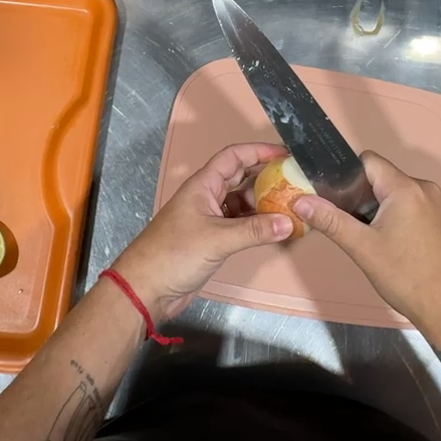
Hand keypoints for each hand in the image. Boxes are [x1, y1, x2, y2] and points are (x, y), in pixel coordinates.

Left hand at [110, 142, 294, 319]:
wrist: (146, 289)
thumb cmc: (175, 253)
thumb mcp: (217, 239)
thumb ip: (254, 230)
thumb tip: (289, 222)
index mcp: (203, 184)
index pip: (234, 156)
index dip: (258, 151)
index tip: (284, 154)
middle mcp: (208, 196)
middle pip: (240, 177)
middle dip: (265, 176)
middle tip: (293, 179)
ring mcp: (210, 218)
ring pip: (241, 202)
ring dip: (263, 202)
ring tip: (290, 205)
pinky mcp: (212, 239)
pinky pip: (240, 223)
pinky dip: (256, 224)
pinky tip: (274, 229)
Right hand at [294, 150, 440, 327]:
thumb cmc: (407, 278)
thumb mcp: (363, 249)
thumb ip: (331, 221)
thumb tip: (300, 201)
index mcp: (405, 188)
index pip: (368, 161)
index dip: (347, 174)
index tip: (334, 197)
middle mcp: (425, 188)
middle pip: (383, 178)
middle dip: (362, 196)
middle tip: (348, 223)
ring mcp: (439, 205)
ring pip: (398, 193)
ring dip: (379, 208)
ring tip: (369, 237)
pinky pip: (414, 206)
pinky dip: (398, 217)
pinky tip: (393, 245)